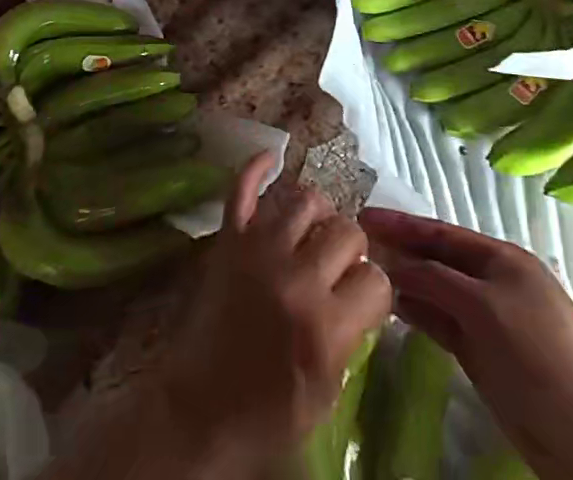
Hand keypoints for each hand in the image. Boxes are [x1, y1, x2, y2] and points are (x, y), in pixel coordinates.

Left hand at [154, 153, 392, 474]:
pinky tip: (271, 156)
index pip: (377, 280)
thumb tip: (361, 290)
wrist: (196, 414)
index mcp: (326, 325)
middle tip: (338, 268)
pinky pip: (241, 191)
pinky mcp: (228, 244)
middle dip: (352, 250)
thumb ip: (352, 335)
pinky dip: (255, 170)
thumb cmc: (266, 415)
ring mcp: (258, 253)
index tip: (363, 299)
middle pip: (346, 232)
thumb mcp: (328, 391)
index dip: (375, 290)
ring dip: (318, 214)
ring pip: (305, 202)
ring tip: (315, 231)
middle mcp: (296, 278)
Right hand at [360, 208, 572, 479]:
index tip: (364, 216)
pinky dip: (415, 311)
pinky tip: (389, 306)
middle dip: (400, 249)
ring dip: (403, 280)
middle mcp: (492, 282)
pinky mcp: (479, 352)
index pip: (443, 232)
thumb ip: (437, 279)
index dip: (404, 223)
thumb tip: (392, 263)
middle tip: (354, 244)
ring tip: (361, 272)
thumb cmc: (539, 355)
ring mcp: (486, 318)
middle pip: (437, 258)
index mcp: (502, 258)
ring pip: (435, 290)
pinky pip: (440, 321)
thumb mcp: (485, 307)